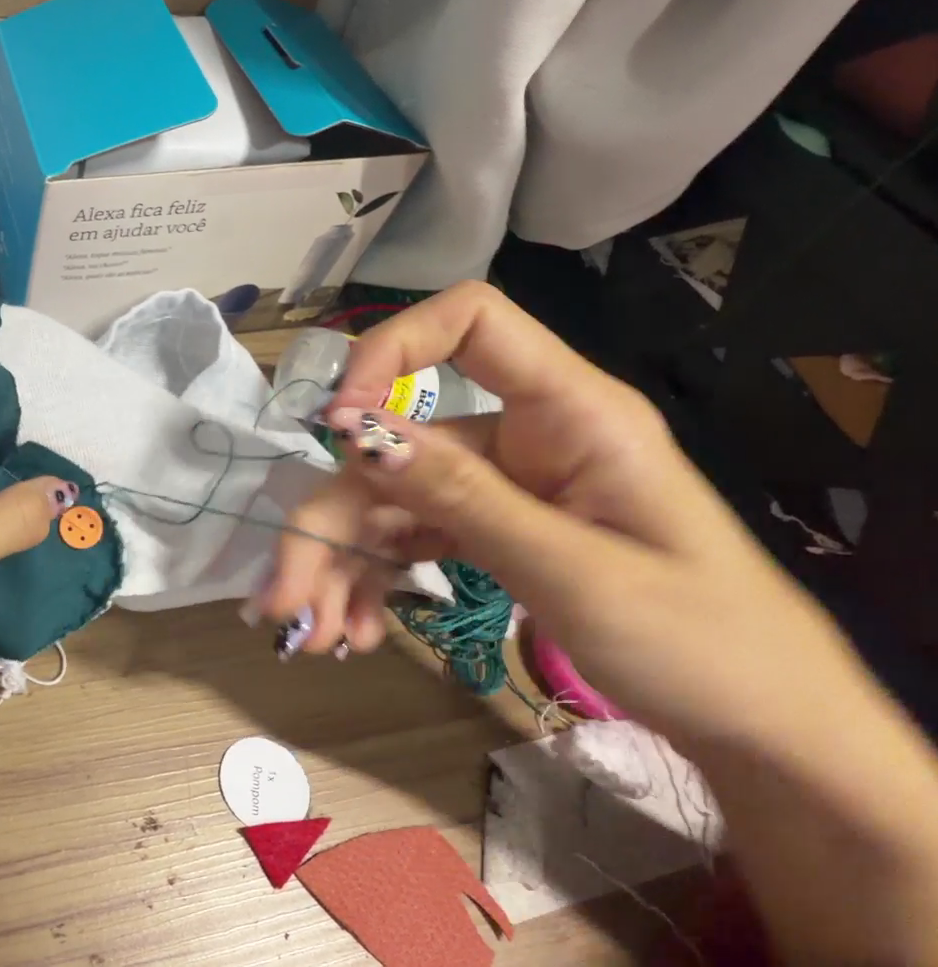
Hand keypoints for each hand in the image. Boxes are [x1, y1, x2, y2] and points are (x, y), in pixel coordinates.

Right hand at [255, 282, 854, 745]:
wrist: (767, 733)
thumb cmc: (701, 644)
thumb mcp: (574, 570)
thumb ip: (462, 495)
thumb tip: (353, 432)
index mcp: (570, 414)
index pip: (470, 322)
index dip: (390, 351)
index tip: (336, 425)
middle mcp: (523, 437)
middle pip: (396, 443)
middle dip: (331, 518)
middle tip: (288, 601)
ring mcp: (503, 487)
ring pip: (387, 497)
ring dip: (338, 561)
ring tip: (316, 634)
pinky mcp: (490, 531)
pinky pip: (407, 536)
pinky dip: (370, 579)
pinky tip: (354, 629)